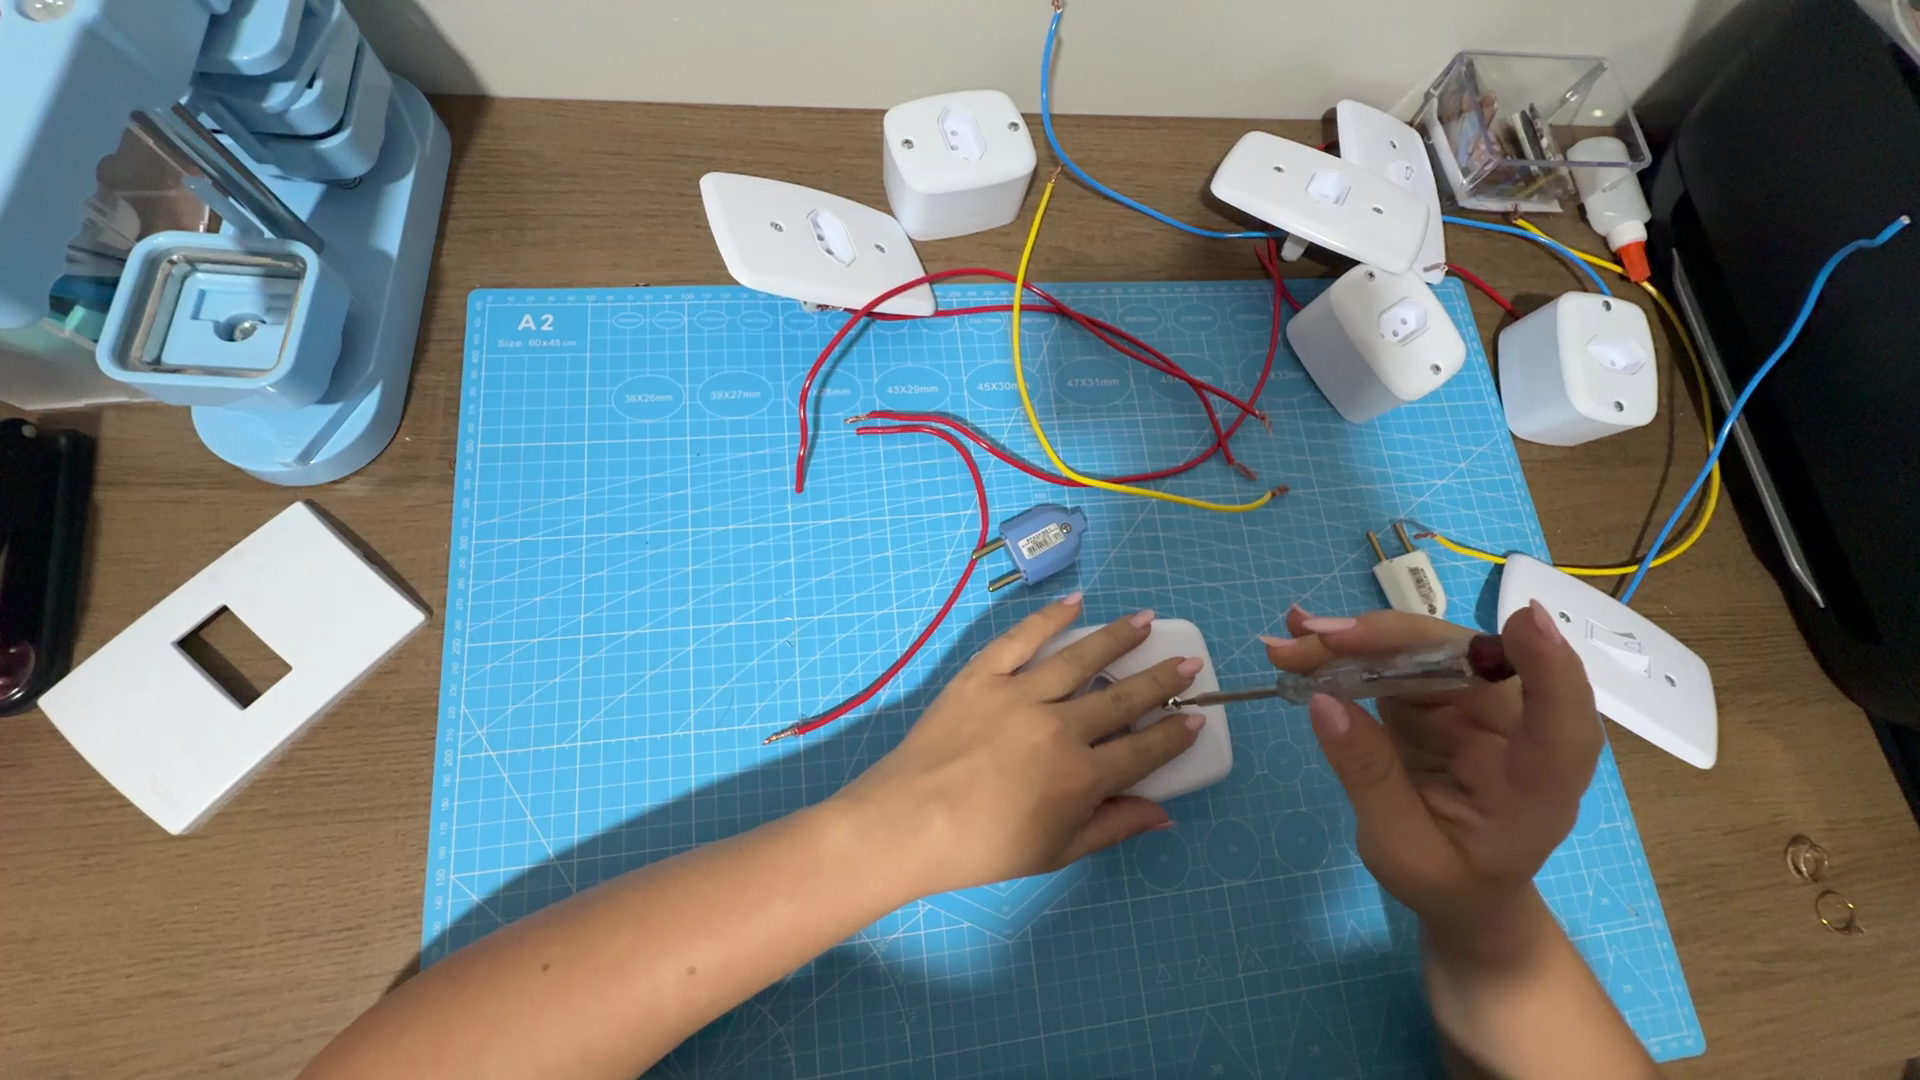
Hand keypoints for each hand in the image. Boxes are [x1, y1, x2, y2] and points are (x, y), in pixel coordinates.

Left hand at [834, 593, 1204, 898]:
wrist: (908, 822)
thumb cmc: (983, 848)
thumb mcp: (1056, 852)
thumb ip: (1112, 827)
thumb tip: (1162, 813)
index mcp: (1081, 775)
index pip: (1144, 749)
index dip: (1175, 733)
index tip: (1197, 715)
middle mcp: (1060, 726)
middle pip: (1123, 697)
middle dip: (1161, 679)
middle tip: (1187, 661)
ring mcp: (1019, 694)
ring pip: (1080, 658)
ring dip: (1117, 637)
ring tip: (1145, 619)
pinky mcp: (983, 675)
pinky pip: (1021, 640)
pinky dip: (1048, 619)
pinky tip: (1074, 603)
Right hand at [1266, 603, 1600, 943]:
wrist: (1461, 891)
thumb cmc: (1448, 881)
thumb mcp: (1400, 848)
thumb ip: (1369, 777)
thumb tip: (1322, 701)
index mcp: (1535, 781)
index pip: (1561, 721)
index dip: (1547, 667)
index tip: (1523, 621)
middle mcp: (1513, 728)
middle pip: (1463, 661)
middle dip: (1383, 639)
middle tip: (1307, 640)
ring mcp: (1473, 706)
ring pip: (1419, 649)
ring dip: (1352, 640)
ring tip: (1288, 642)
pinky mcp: (1437, 698)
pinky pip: (1393, 660)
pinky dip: (1347, 650)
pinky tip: (1305, 641)